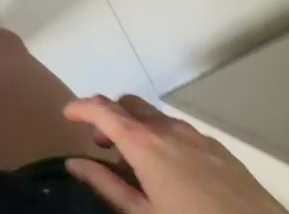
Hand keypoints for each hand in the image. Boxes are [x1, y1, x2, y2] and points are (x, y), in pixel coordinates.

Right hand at [63, 95, 288, 213]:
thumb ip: (106, 185)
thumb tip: (73, 163)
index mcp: (143, 143)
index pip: (101, 109)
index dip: (80, 107)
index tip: (67, 115)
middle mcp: (168, 129)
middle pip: (128, 103)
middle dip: (109, 116)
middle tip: (103, 146)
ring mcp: (198, 137)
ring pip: (156, 117)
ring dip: (138, 127)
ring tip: (137, 162)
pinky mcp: (221, 151)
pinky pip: (182, 132)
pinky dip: (165, 138)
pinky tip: (174, 172)